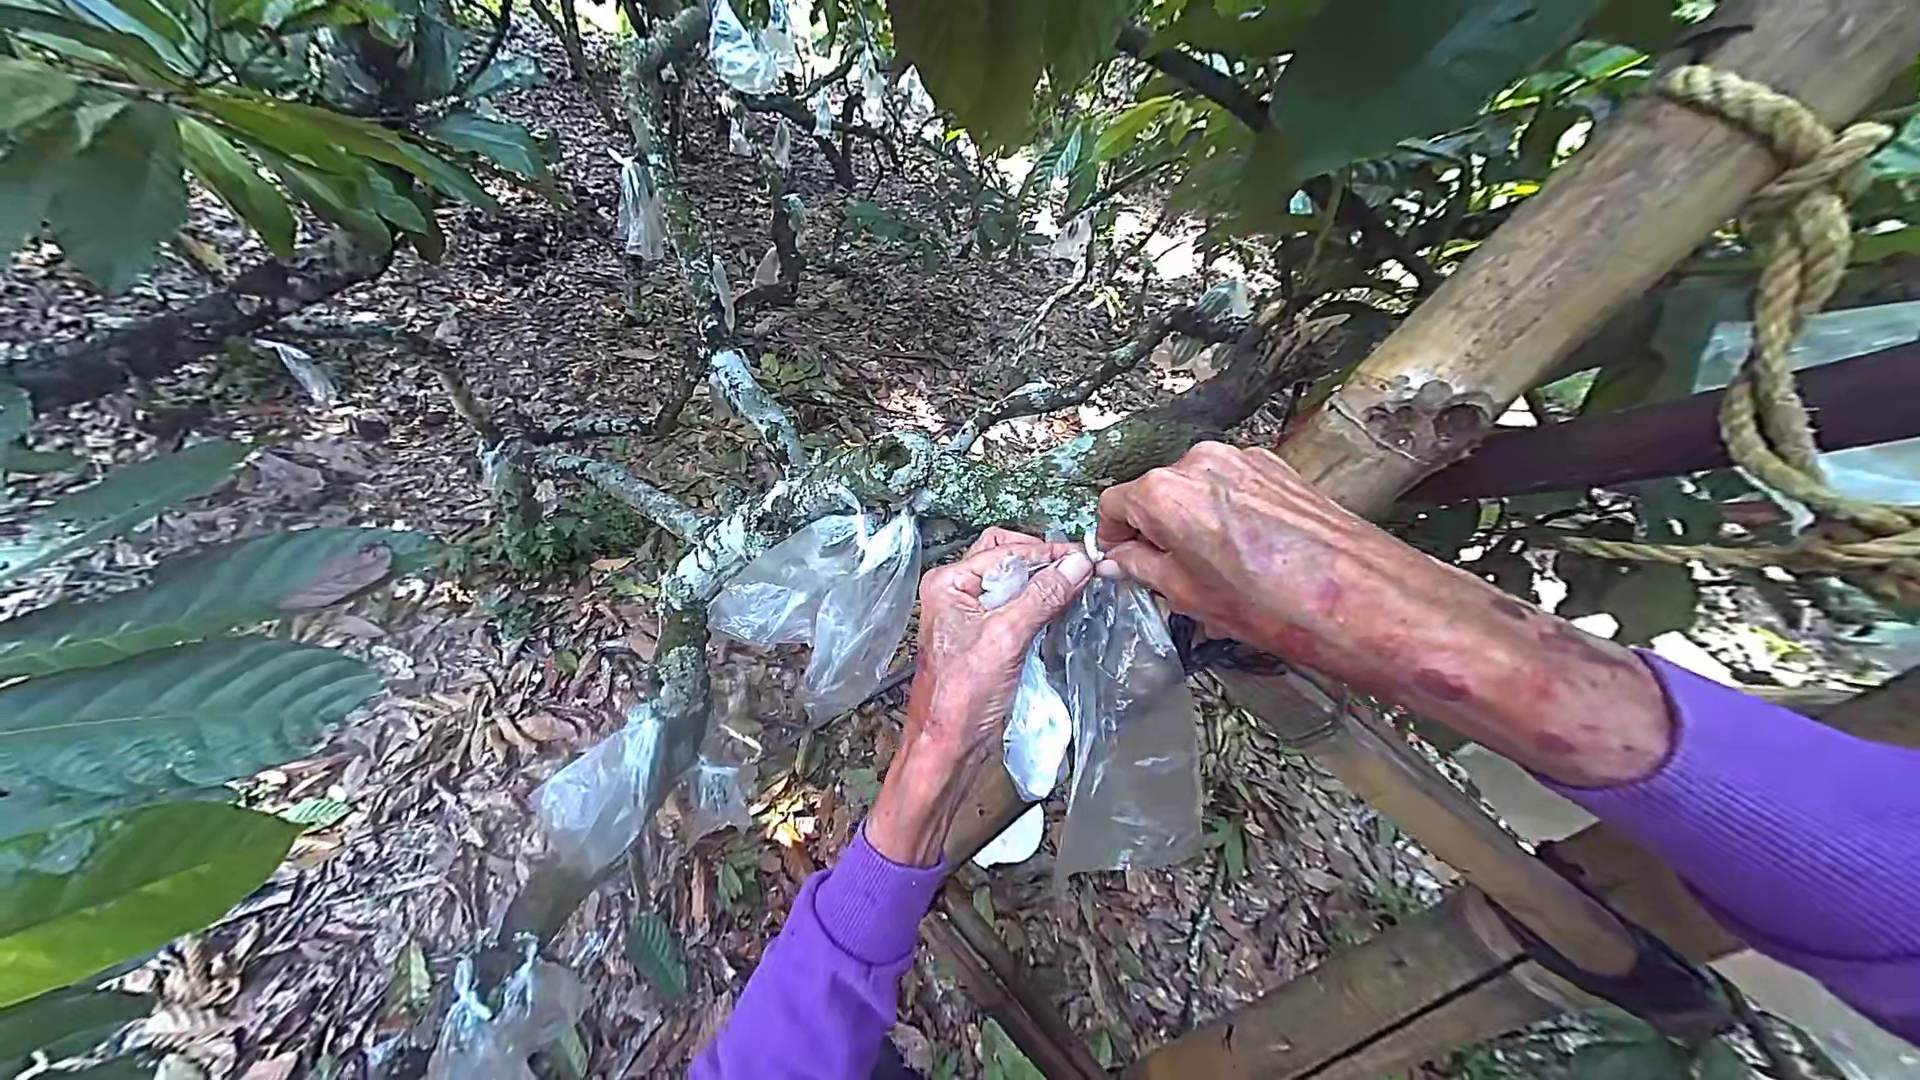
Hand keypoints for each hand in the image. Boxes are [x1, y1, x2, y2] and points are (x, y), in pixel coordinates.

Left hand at [867, 528, 1093, 865]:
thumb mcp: (1005, 637)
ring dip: (1045, 582)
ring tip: (1077, 586)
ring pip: (1016, 583)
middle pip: (1008, 559)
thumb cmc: (960, 697)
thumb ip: (1042, 596)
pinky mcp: (988, 637)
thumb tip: (1076, 565)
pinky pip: (1019, 607)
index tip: (1082, 559)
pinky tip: (1062, 608)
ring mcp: (972, 615)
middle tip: (1079, 570)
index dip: (1046, 552)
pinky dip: (1042, 603)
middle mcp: (958, 593)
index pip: (1005, 549)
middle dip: (1044, 561)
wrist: (949, 746)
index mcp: (949, 583)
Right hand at [1096, 442, 1671, 786]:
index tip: (1119, 558)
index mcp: (1166, 493)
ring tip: (1211, 565)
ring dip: (1186, 520)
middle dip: (1150, 528)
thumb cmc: (1277, 605)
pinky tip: (1242, 550)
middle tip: (1165, 571)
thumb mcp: (1188, 595)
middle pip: (1151, 492)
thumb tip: (1120, 559)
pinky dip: (1220, 511)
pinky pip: (1226, 486)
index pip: (1114, 503)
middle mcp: (1199, 463)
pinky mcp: (1274, 467)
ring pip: (1189, 488)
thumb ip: (1141, 567)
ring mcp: (1241, 460)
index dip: (1111, 535)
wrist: (1368, 600)